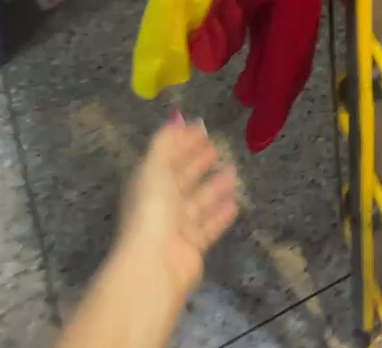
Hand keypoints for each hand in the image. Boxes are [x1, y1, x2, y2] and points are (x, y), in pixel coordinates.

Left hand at [113, 117, 240, 301]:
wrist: (155, 264)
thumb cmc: (152, 208)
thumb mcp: (154, 166)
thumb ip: (166, 141)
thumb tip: (176, 117)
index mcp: (146, 183)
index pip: (165, 157)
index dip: (181, 141)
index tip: (200, 126)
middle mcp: (159, 204)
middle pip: (181, 178)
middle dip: (197, 161)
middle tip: (216, 145)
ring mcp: (175, 227)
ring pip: (198, 201)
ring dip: (214, 186)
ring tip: (233, 170)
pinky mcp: (192, 247)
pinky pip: (209, 225)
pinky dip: (220, 213)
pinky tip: (235, 202)